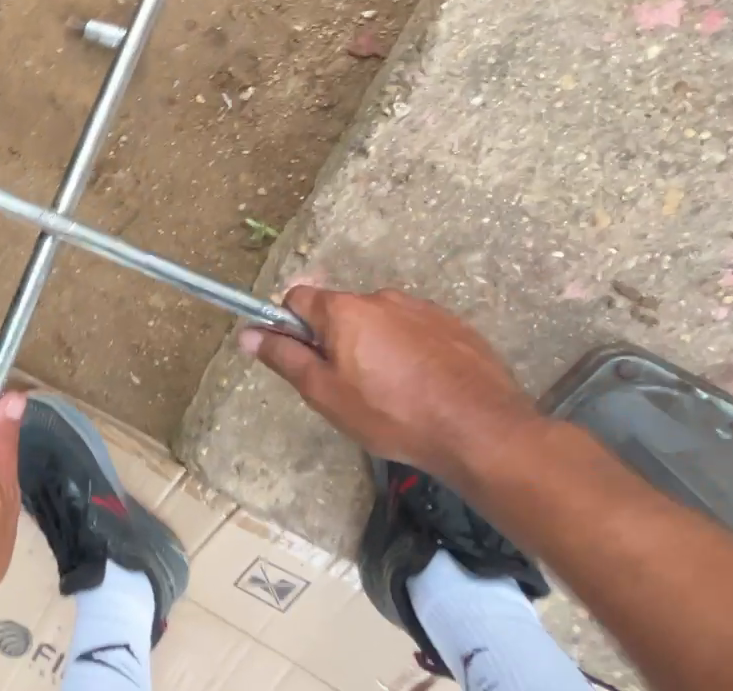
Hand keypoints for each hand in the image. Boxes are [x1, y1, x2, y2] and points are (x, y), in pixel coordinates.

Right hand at [238, 287, 539, 477]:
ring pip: (380, 322)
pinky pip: (418, 332)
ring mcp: (425, 311)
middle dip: (336, 340)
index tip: (305, 360)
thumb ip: (282, 357)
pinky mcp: (459, 328)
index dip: (292, 327)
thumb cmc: (392, 414)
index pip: (297, 298)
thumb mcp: (323, 392)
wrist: (485, 434)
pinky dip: (412, 352)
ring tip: (392, 391)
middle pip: (340, 311)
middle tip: (348, 384)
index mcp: (343, 309)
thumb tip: (246, 333)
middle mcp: (381, 298)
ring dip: (375, 345)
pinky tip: (424, 387)